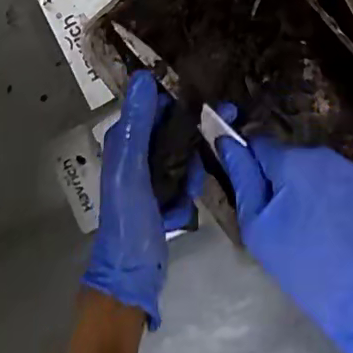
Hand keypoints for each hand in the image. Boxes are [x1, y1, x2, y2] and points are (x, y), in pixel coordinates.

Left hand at [81, 72, 200, 329]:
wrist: (132, 276)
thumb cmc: (128, 217)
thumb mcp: (131, 166)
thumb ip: (137, 122)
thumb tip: (143, 76)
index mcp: (124, 139)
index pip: (154, 104)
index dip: (180, 96)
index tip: (210, 93)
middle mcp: (135, 152)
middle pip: (172, 129)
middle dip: (194, 131)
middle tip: (228, 122)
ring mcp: (149, 177)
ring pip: (182, 156)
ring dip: (190, 171)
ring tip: (186, 191)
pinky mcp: (163, 198)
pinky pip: (184, 183)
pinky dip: (186, 195)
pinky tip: (180, 212)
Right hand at [215, 131, 352, 352]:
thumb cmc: (304, 265)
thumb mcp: (257, 226)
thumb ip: (240, 177)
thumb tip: (225, 140)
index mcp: (291, 160)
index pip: (256, 142)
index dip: (248, 164)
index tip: (250, 192)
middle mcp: (321, 154)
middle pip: (284, 155)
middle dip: (276, 177)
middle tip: (277, 217)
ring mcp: (348, 169)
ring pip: (309, 168)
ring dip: (301, 185)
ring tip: (305, 225)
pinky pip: (332, 180)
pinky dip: (325, 195)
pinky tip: (329, 227)